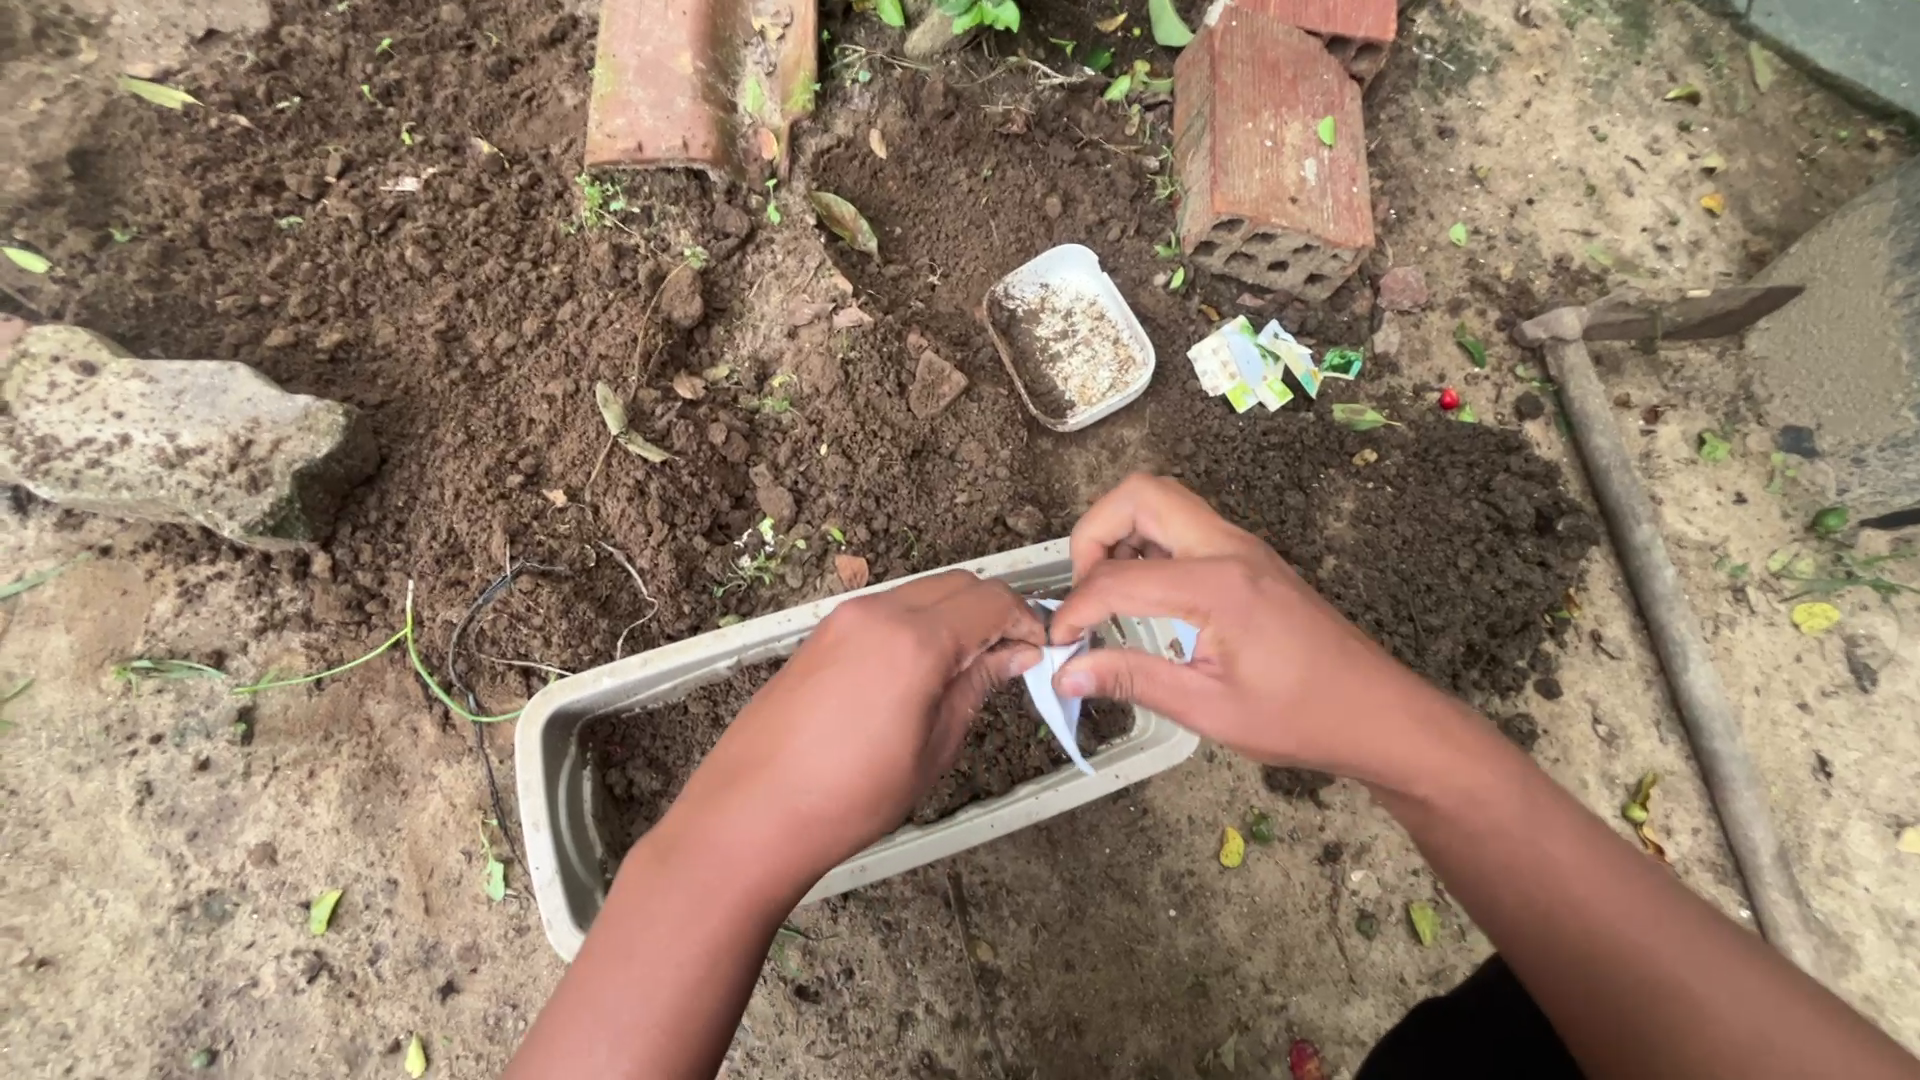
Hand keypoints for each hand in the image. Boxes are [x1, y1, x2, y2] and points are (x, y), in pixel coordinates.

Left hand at [663, 571, 1043, 885]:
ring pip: (922, 593)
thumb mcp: (933, 748)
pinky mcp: (823, 632)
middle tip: (1012, 657)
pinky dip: (920, 624)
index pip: (992, 601)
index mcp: (915, 641)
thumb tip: (1014, 655)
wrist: (750, 814)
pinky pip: (888, 610)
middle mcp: (879, 611)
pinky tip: (923, 668)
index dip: (1027, 620)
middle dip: (995, 611)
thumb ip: (977, 687)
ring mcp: (845, 617)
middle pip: (959, 584)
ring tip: (969, 666)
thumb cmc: (850, 797)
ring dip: (957, 615)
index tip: (1041, 651)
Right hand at [1048, 474, 1459, 790]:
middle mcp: (1228, 548)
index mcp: (1217, 585)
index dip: (1076, 609)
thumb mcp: (1209, 708)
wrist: (1379, 712)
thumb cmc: (1301, 716)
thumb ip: (1132, 680)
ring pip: (1161, 501)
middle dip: (1092, 533)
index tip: (1061, 645)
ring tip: (1108, 594)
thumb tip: (1068, 673)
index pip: (1116, 576)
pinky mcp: (1246, 557)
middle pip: (1139, 494)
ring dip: (1120, 534)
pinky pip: (1182, 525)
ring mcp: (1241, 546)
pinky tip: (1144, 597)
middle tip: (1086, 591)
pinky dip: (1146, 545)